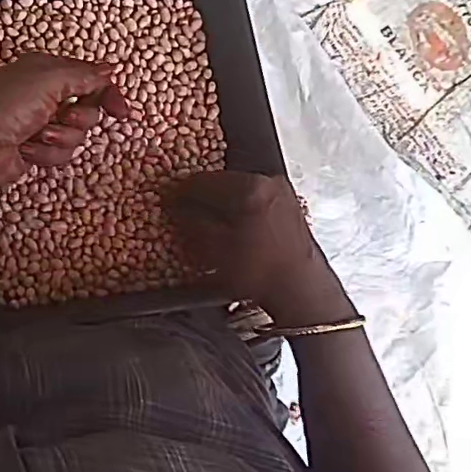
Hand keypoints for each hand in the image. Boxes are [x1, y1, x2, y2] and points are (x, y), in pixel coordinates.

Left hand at [0, 53, 131, 193]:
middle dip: (80, 118)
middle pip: (88, 109)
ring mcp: (40, 123)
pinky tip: (28, 149)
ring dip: (62, 137)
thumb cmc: (7, 106)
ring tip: (39, 135)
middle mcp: (44, 94)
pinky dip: (48, 152)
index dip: (107, 93)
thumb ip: (86, 75)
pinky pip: (62, 152)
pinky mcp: (37, 147)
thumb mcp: (52, 79)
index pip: (90, 78)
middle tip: (65, 118)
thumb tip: (109, 70)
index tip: (120, 110)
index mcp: (46, 69)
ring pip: (77, 135)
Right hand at [167, 171, 349, 320]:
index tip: (166, 201)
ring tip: (207, 223)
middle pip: (222, 183)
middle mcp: (267, 182)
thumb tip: (177, 206)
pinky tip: (232, 228)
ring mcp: (282, 193)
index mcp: (248, 187)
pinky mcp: (290, 207)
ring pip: (240, 191)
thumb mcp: (214, 250)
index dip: (180, 192)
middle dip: (202, 197)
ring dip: (221, 203)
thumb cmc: (258, 272)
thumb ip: (193, 222)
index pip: (201, 180)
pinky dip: (240, 209)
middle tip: (184, 212)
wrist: (303, 290)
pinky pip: (256, 200)